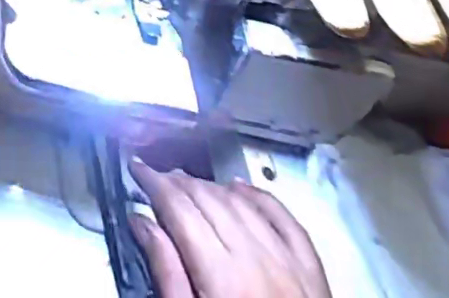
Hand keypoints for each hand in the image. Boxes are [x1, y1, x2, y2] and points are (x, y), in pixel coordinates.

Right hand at [128, 160, 331, 297]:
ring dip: (210, 186)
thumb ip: (166, 273)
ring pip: (241, 202)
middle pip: (209, 199)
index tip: (136, 169)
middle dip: (178, 182)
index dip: (155, 184)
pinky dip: (258, 196)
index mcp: (222, 278)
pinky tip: (239, 189)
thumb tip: (142, 222)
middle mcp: (256, 259)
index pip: (181, 210)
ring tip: (187, 183)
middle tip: (155, 178)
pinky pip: (282, 216)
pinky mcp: (312, 271)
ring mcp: (288, 262)